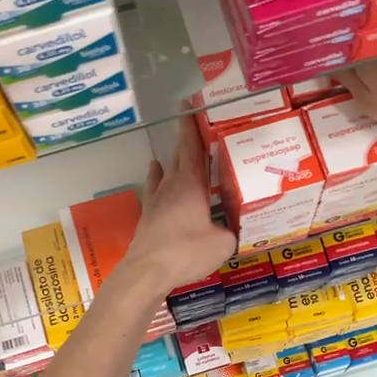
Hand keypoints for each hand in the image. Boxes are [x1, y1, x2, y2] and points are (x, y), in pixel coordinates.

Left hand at [118, 120, 237, 294]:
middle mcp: (171, 186)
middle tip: (191, 128)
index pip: (192, 146)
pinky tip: (156, 187)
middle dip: (185, 142)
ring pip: (164, 176)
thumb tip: (228, 231)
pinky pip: (155, 195)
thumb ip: (229, 231)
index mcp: (191, 183)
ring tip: (170, 158)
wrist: (147, 272)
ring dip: (169, 165)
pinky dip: (158, 187)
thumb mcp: (222, 243)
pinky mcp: (147, 219)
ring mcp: (155, 202)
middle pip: (179, 157)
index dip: (191, 125)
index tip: (189, 105)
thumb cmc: (186, 251)